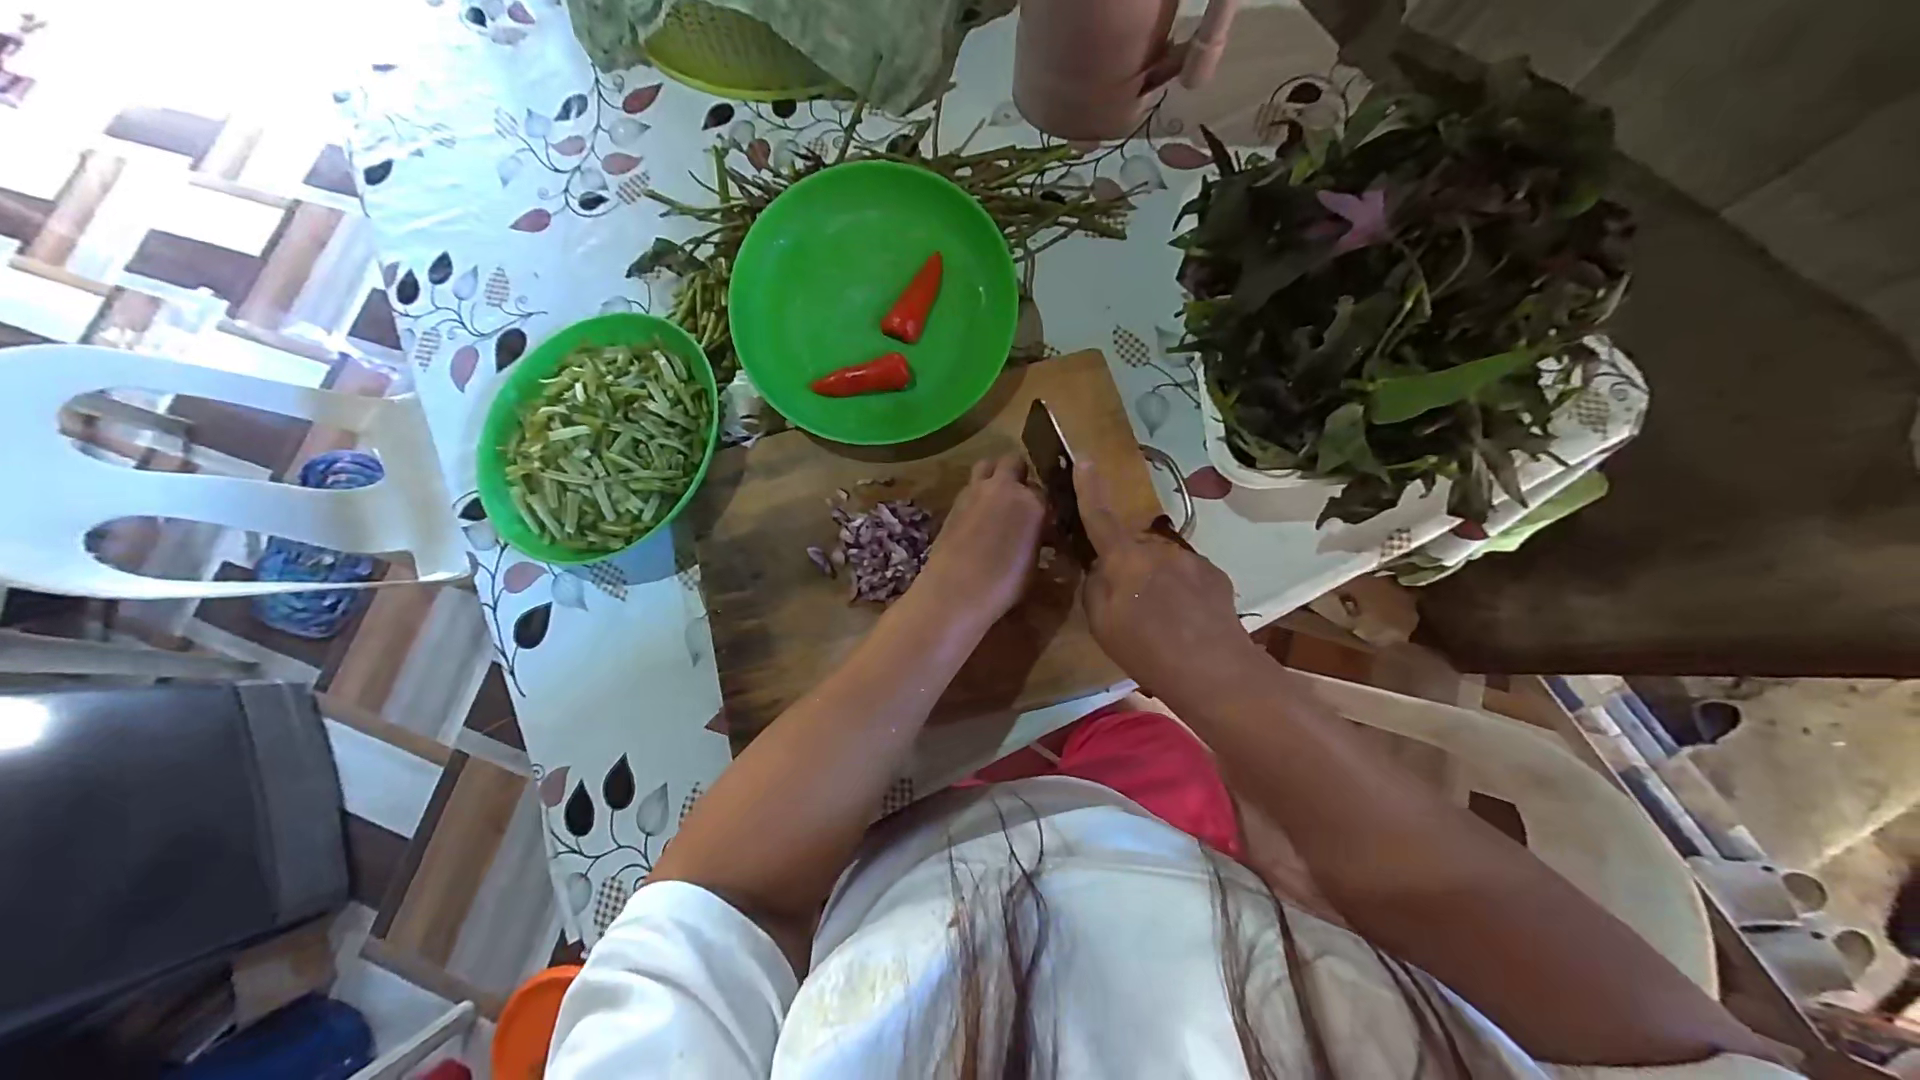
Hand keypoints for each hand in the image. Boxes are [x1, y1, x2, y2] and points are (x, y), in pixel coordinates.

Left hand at [913, 454, 1045, 625]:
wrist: (954, 591)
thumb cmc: (1003, 585)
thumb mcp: (1034, 564)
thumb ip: (1038, 539)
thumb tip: (1039, 535)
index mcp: (1033, 503)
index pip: (1046, 491)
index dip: (1045, 506)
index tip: (1044, 522)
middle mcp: (1005, 488)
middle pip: (1015, 463)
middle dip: (1020, 476)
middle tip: (1022, 500)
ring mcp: (975, 491)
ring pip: (988, 465)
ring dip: (995, 475)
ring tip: (998, 499)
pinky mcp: (954, 501)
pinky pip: (970, 485)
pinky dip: (978, 492)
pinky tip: (979, 516)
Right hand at [1075, 460, 1249, 693]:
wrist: (1214, 671)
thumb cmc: (1146, 650)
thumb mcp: (1101, 623)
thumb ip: (1095, 587)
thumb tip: (1101, 568)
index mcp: (1125, 559)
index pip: (1099, 516)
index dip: (1088, 488)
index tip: (1085, 457)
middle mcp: (1158, 549)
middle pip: (1131, 548)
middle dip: (1125, 565)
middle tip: (1126, 605)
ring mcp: (1191, 560)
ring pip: (1159, 562)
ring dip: (1154, 580)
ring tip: (1160, 621)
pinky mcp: (1215, 575)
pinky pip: (1185, 575)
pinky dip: (1179, 590)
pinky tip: (1185, 621)